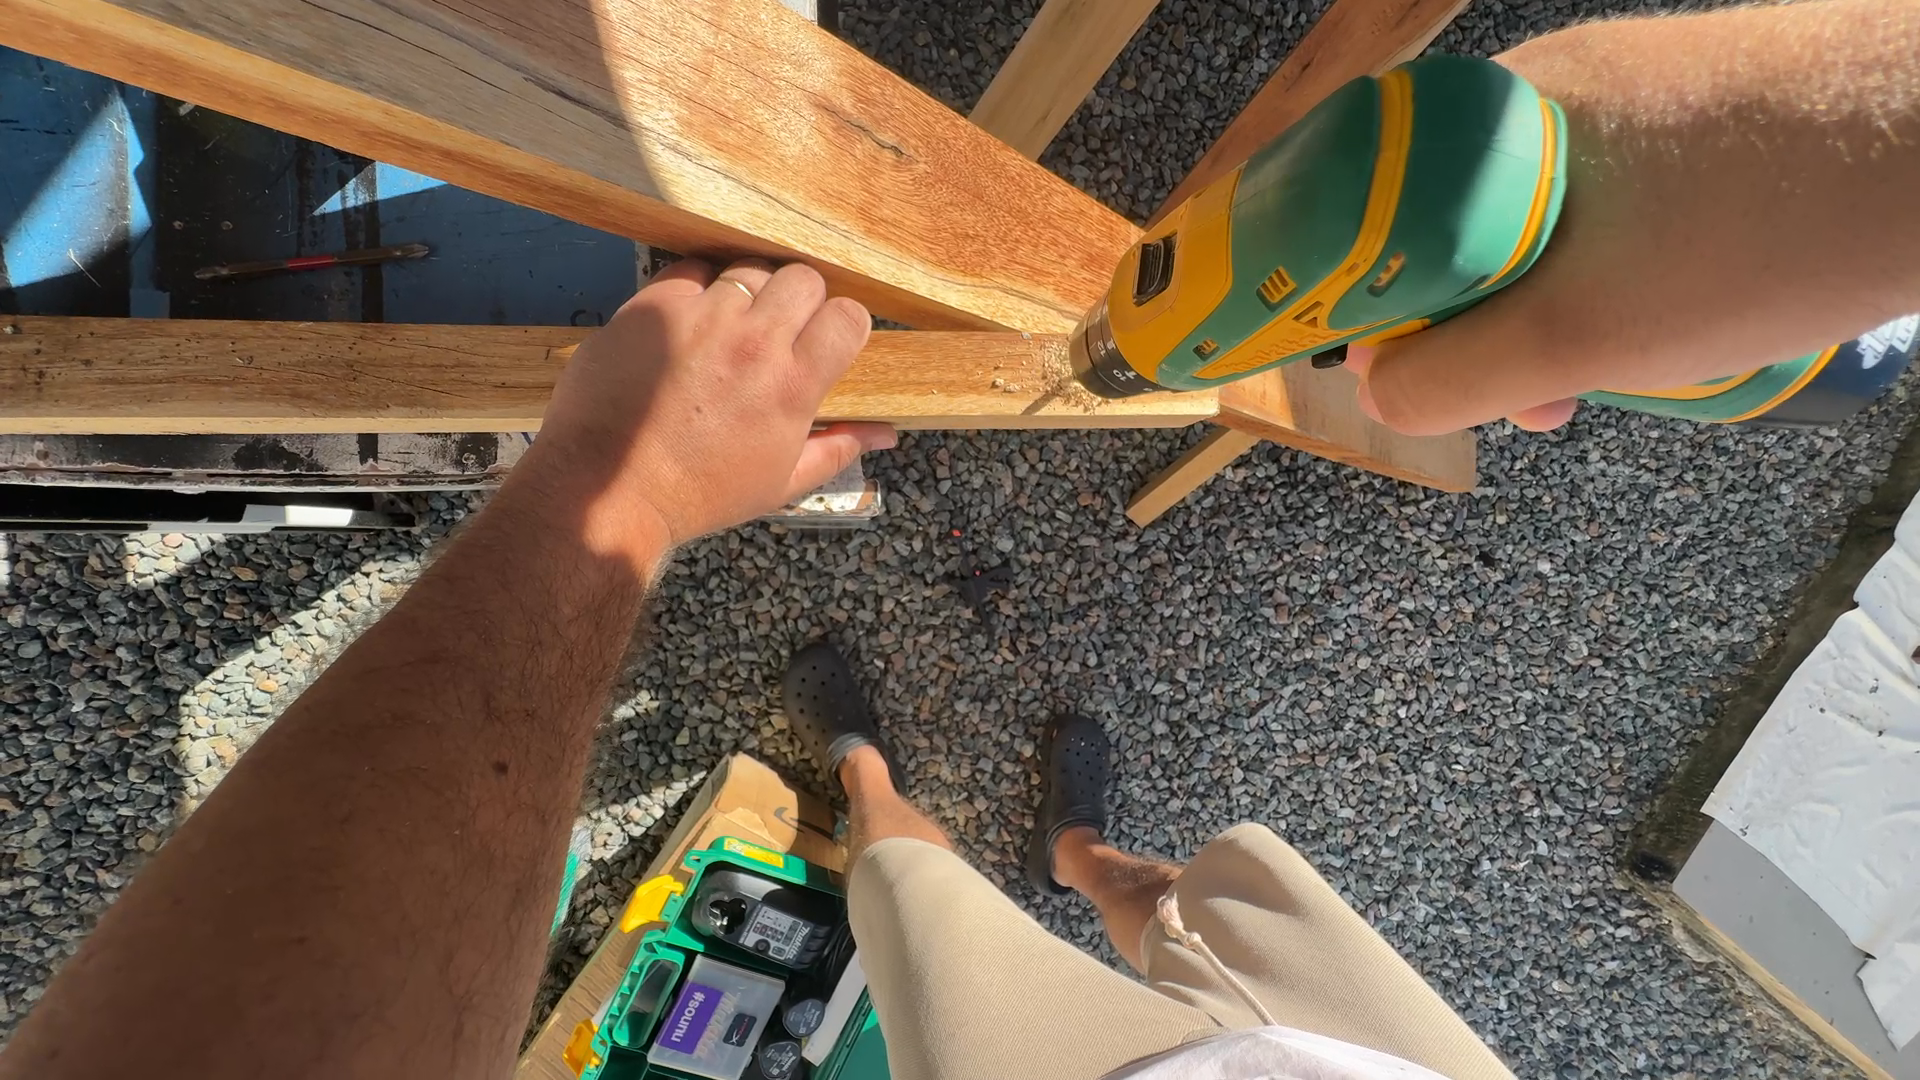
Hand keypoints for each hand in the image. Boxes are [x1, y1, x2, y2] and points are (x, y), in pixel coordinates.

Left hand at [523, 258, 894, 550]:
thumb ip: (839, 449)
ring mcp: (701, 317)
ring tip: (731, 325)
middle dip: (802, 300)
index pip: (849, 316)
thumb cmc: (705, 494)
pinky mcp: (653, 306)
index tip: (826, 342)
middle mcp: (755, 341)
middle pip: (804, 278)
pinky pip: (691, 269)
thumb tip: (888, 434)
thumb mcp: (783, 482)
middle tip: (780, 331)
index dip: (844, 325)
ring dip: (751, 292)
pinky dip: (698, 288)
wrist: (612, 490)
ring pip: (749, 268)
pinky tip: (690, 321)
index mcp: (794, 385)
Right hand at [1351, 1, 1919, 434]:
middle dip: (1450, 335)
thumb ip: (1447, 379)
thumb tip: (1375, 397)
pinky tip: (1623, 340)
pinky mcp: (1666, 133)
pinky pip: (1574, 229)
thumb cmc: (1776, 229)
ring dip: (1518, 329)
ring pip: (1505, 242)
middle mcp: (1531, 102)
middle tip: (1499, 401)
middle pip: (1431, 238)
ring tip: (1572, 391)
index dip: (1358, 308)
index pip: (1357, 221)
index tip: (1394, 373)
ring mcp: (1606, 111)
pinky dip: (1576, 293)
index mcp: (1485, 119)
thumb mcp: (1580, 336)